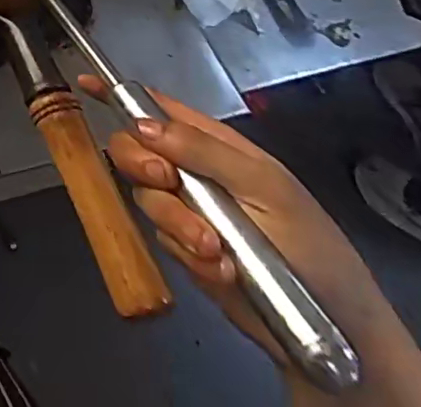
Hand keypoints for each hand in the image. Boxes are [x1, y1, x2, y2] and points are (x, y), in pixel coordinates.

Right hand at [79, 79, 420, 404]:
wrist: (335, 337)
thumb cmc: (315, 250)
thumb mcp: (268, 189)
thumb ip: (205, 152)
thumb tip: (142, 123)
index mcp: (217, 146)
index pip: (160, 108)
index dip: (122, 94)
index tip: (85, 83)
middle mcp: (194, 172)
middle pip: (137, 149)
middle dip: (145, 166)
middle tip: (167, 184)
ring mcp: (188, 211)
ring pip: (146, 197)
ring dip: (176, 222)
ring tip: (215, 248)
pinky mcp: (184, 249)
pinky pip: (161, 238)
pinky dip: (187, 253)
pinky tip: (220, 268)